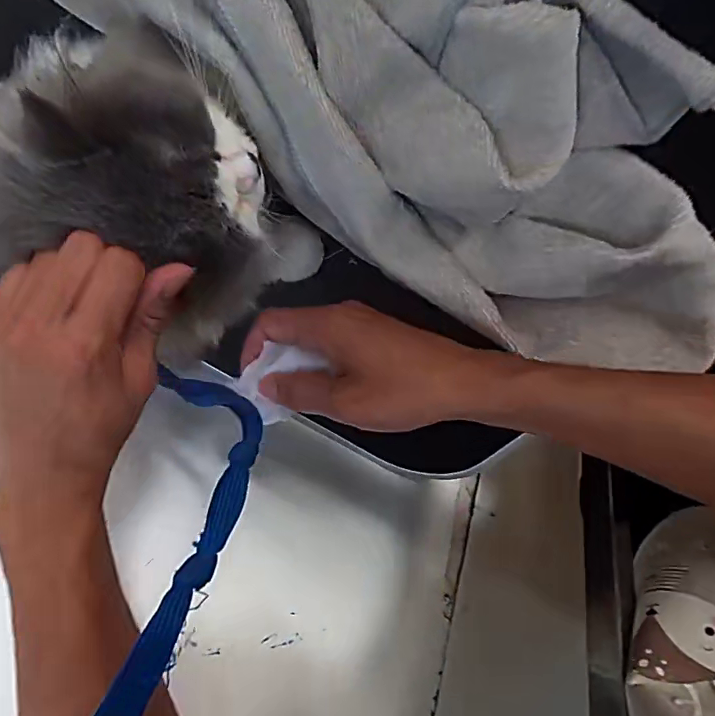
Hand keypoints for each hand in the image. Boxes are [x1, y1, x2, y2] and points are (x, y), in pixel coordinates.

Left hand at [0, 231, 192, 519]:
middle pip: (80, 246)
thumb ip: (151, 317)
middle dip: (105, 268)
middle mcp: (37, 323)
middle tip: (109, 307)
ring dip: (71, 274)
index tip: (136, 306)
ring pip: (47, 255)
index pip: (118, 263)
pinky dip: (41, 285)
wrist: (42, 470)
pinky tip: (50, 319)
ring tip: (77, 314)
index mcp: (85, 342)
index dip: (137, 278)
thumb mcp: (140, 378)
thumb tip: (178, 269)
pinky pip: (16, 274)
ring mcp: (2, 321)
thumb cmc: (102, 430)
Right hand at [240, 302, 520, 430]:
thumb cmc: (404, 392)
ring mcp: (365, 322)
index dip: (251, 350)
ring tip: (306, 400)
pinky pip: (339, 344)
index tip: (253, 384)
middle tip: (277, 399)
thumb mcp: (345, 402)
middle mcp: (343, 314)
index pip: (270, 322)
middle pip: (291, 328)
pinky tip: (337, 391)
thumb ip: (300, 391)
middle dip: (275, 362)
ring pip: (316, 338)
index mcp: (328, 323)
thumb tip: (266, 385)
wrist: (463, 383)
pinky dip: (326, 364)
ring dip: (302, 366)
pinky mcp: (381, 334)